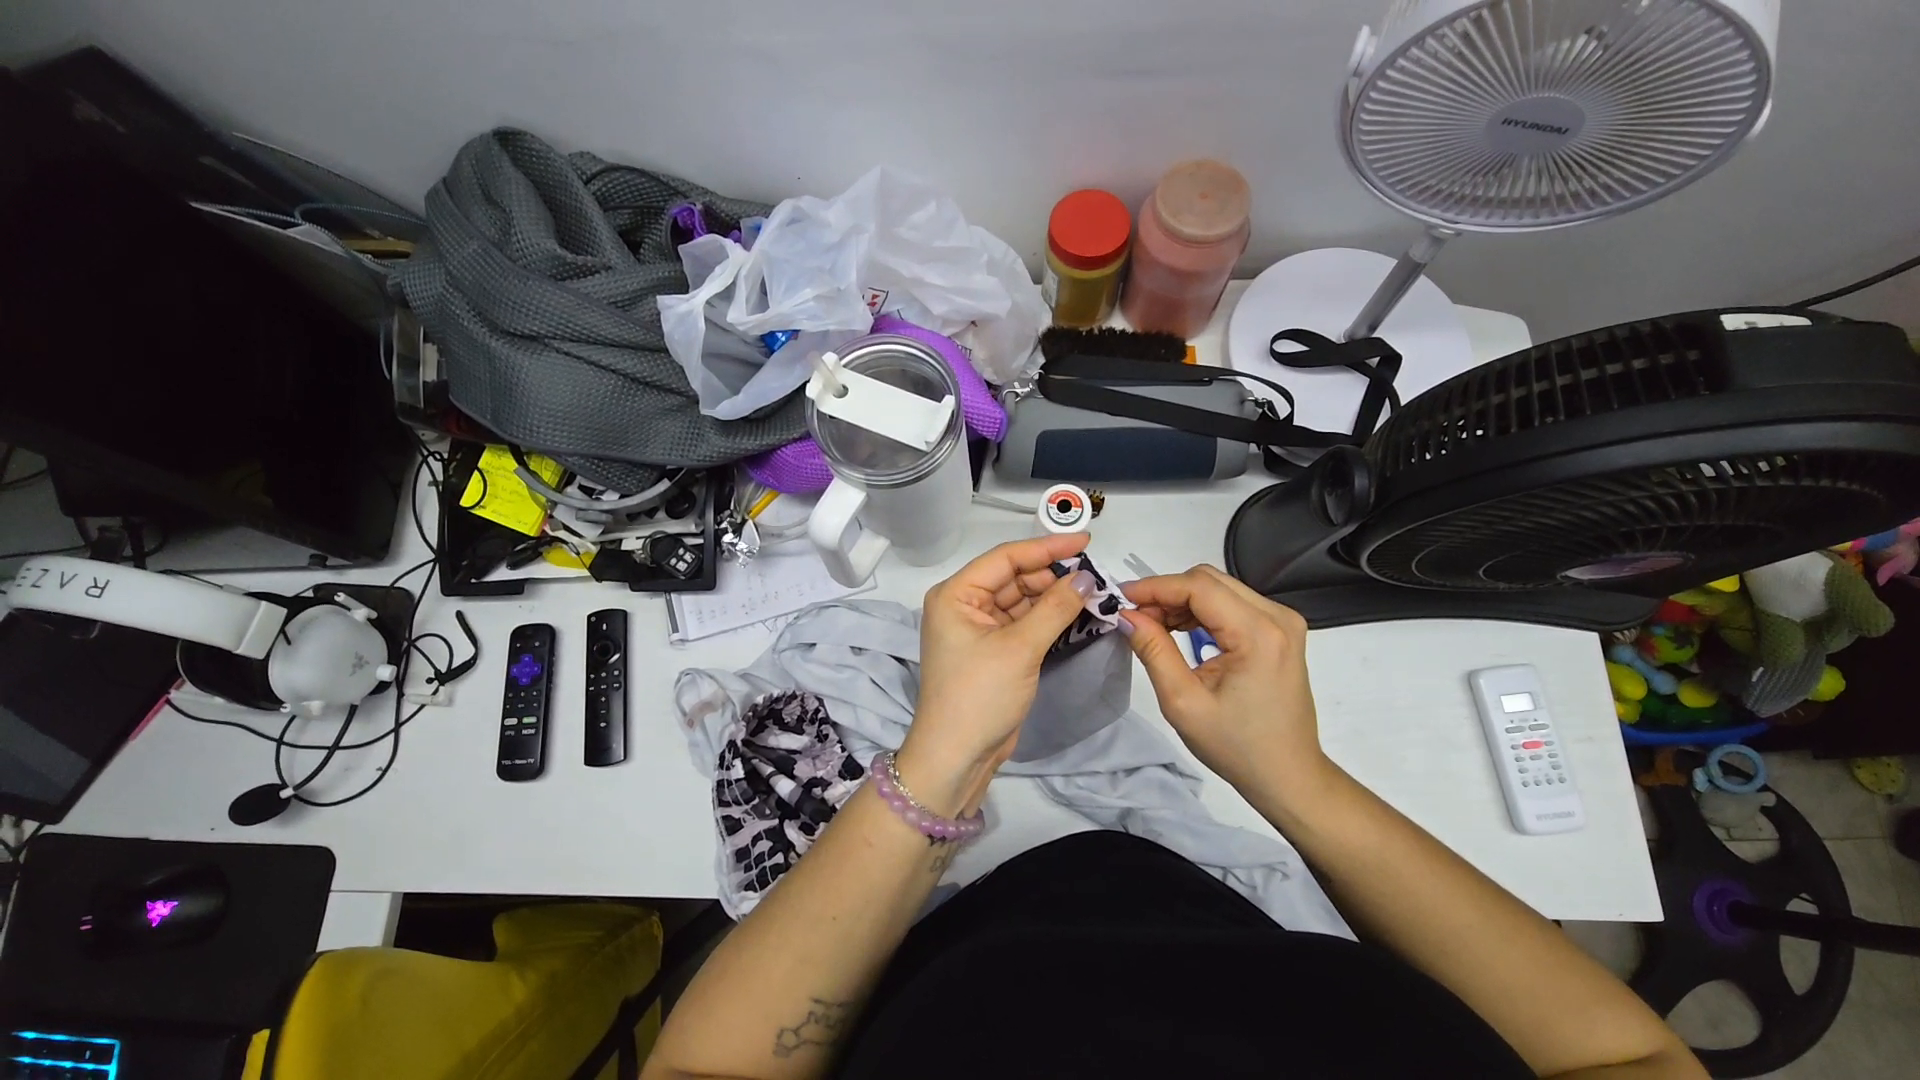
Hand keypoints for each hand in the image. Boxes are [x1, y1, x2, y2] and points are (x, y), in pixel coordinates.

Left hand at [899, 533, 1096, 815]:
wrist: (957, 756)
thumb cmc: (979, 695)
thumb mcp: (1020, 648)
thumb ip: (1055, 608)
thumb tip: (1087, 578)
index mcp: (956, 594)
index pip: (1005, 558)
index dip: (1047, 548)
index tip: (1086, 543)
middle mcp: (964, 605)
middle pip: (1014, 578)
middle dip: (1053, 576)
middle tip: (1096, 576)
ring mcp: (978, 629)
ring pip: (1022, 601)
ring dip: (1054, 598)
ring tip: (1093, 593)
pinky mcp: (993, 651)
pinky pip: (1024, 623)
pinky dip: (1048, 619)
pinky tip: (1077, 614)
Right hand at [1119, 565, 1332, 792]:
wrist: (1287, 774)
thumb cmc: (1236, 746)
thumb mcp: (1183, 702)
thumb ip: (1153, 650)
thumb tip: (1125, 615)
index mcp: (1259, 634)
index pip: (1199, 587)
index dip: (1155, 587)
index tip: (1120, 600)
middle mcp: (1277, 617)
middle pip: (1210, 581)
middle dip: (1167, 592)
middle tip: (1135, 618)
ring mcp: (1283, 622)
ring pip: (1220, 588)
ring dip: (1182, 600)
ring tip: (1153, 627)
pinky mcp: (1280, 631)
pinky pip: (1233, 604)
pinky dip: (1202, 610)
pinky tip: (1180, 630)